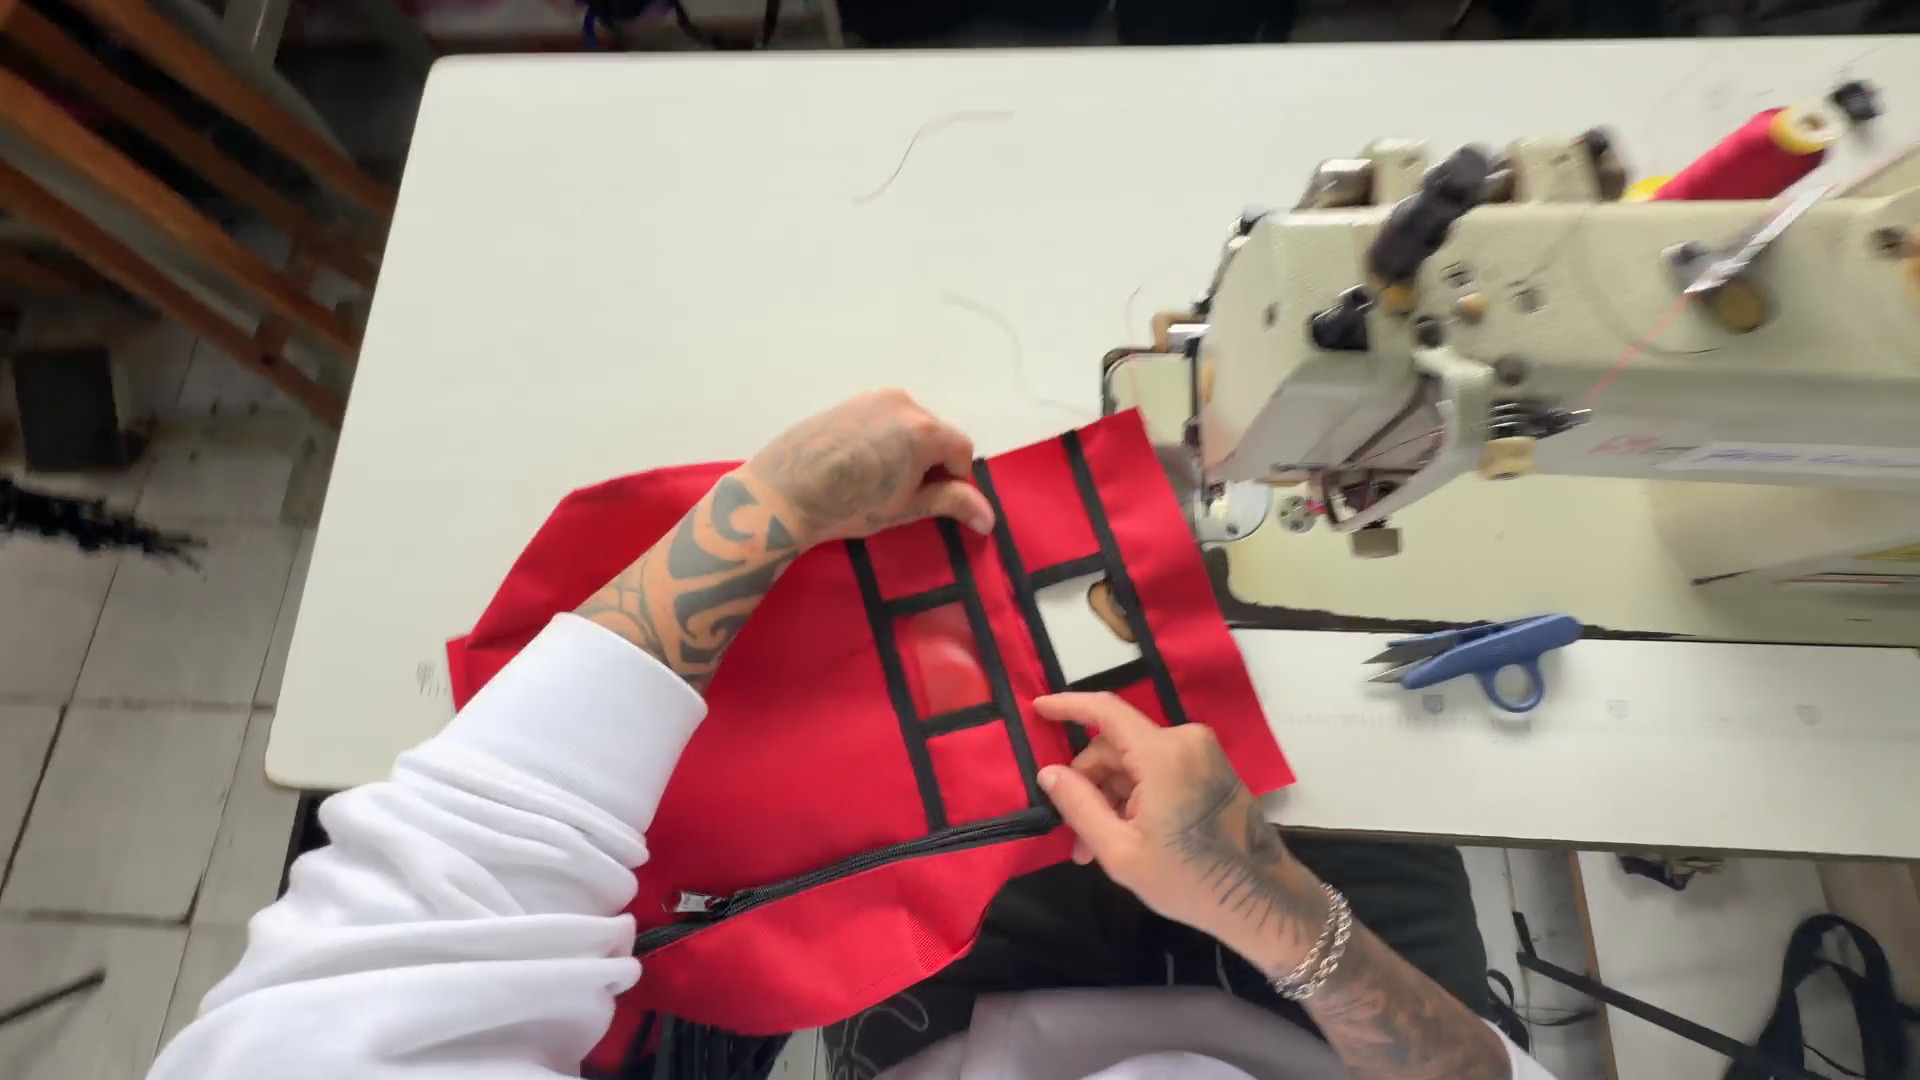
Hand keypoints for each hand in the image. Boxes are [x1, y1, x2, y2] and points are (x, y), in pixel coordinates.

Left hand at [740, 390, 994, 546]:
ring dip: (907, 450)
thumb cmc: (850, 505)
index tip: (933, 501)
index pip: (961, 450)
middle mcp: (903, 403)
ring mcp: (873, 398)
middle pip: (936, 434)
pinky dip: (884, 440)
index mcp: (924, 428)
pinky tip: (859, 465)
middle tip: (904, 494)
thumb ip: (952, 503)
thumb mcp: (906, 507)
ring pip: (909, 426)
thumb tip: (990, 518)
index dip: (955, 480)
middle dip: (930, 463)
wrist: (783, 493)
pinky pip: (883, 419)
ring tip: (878, 481)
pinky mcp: (849, 401)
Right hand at [1034, 693, 1326, 971]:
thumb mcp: (1121, 852)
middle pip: (1115, 747)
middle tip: (1074, 837)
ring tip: (1097, 849)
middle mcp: (1183, 740)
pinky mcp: (1210, 768)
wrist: (1265, 904)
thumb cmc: (1191, 880)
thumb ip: (1078, 805)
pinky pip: (1157, 770)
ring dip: (1111, 798)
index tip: (1037, 708)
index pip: (1104, 710)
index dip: (1067, 705)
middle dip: (1089, 786)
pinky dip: (1135, 796)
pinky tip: (1127, 835)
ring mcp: (1201, 753)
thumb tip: (1048, 771)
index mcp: (1162, 754)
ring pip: (1133, 763)